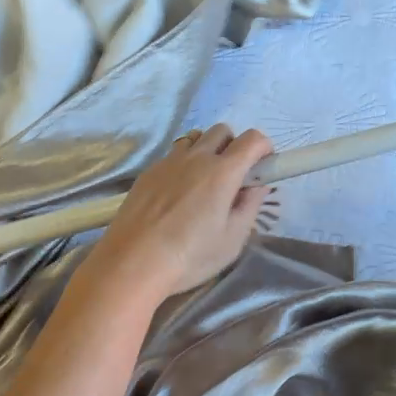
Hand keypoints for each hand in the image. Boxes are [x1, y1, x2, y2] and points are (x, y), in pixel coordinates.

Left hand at [87, 124, 272, 300]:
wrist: (131, 264)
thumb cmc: (189, 257)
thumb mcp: (232, 241)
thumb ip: (250, 206)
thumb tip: (258, 185)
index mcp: (223, 171)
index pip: (252, 138)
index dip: (263, 148)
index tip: (262, 167)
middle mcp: (197, 157)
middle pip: (222, 130)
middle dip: (234, 146)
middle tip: (232, 177)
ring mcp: (170, 161)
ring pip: (195, 138)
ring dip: (206, 150)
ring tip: (203, 182)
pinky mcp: (149, 171)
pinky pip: (173, 155)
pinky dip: (183, 164)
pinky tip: (176, 195)